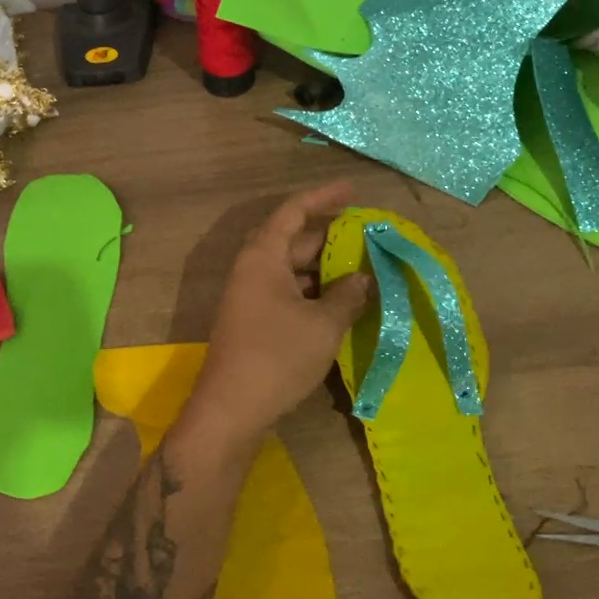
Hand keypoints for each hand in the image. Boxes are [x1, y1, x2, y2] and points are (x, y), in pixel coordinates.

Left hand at [181, 182, 372, 446]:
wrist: (231, 408)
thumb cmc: (277, 356)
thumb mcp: (323, 325)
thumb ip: (347, 296)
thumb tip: (364, 278)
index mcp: (263, 255)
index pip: (293, 211)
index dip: (323, 198)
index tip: (352, 191)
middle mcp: (252, 267)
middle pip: (291, 238)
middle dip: (328, 235)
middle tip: (366, 235)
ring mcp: (249, 294)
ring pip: (289, 266)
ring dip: (322, 266)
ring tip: (361, 268)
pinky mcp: (252, 319)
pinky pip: (285, 289)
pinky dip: (311, 289)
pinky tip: (338, 301)